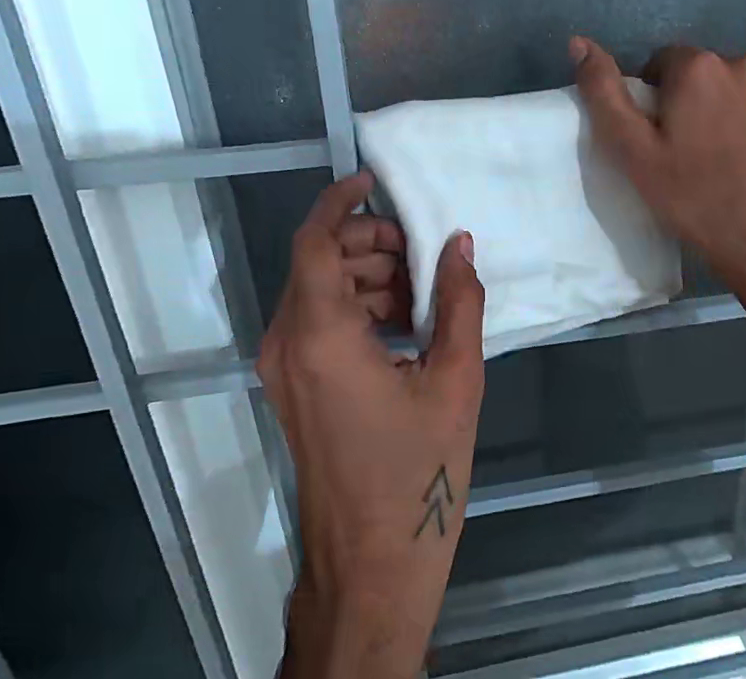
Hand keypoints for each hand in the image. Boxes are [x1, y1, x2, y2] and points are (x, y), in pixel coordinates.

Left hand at [259, 171, 485, 678]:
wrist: (371, 562)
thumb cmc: (418, 470)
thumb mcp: (455, 379)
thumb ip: (460, 302)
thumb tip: (460, 243)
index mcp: (321, 334)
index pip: (315, 240)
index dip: (341, 203)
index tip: (376, 184)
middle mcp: (288, 342)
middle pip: (318, 260)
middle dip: (370, 244)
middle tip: (424, 253)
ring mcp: (284, 368)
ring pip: (318, 290)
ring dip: (368, 277)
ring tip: (424, 296)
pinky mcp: (294, 387)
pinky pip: (318, 323)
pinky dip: (357, 307)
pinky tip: (405, 327)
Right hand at [570, 38, 745, 413]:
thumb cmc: (696, 199)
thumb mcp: (633, 153)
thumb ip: (603, 93)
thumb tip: (579, 42)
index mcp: (698, 67)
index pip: (662, 62)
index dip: (654, 99)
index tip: (659, 138)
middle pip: (702, 72)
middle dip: (691, 100)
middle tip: (688, 152)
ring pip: (738, 86)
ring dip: (727, 107)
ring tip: (726, 156)